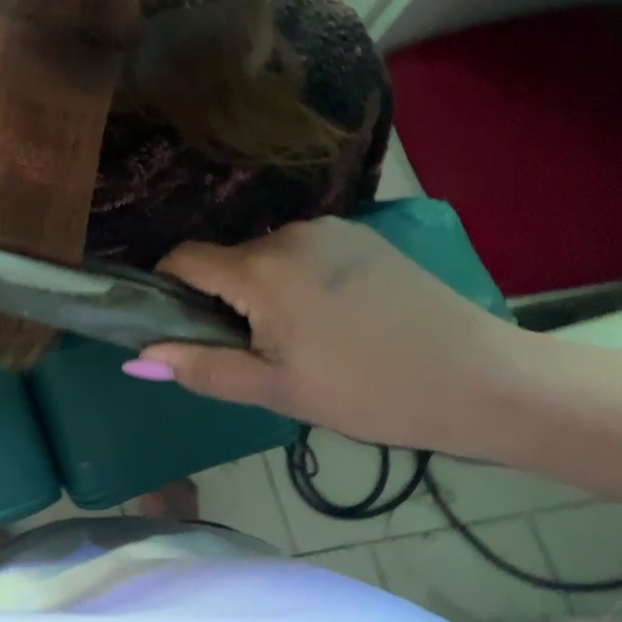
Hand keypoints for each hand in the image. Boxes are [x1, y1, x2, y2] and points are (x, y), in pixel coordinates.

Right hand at [131, 219, 528, 454]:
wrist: (484, 380)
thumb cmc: (371, 392)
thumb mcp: (278, 390)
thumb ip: (202, 368)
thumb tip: (137, 356)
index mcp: (260, 268)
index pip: (183, 259)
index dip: (169, 291)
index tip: (185, 330)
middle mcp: (287, 232)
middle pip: (226, 260)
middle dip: (225, 300)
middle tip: (258, 353)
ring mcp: (329, 229)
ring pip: (266, 257)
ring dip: (264, 291)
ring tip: (305, 341)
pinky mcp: (362, 236)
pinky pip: (304, 253)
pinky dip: (300, 281)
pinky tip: (339, 321)